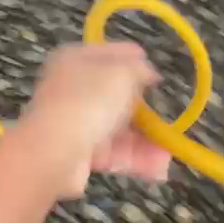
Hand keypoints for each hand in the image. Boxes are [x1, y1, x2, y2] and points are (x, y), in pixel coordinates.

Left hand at [16, 42, 170, 197]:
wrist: (54, 151)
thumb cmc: (89, 101)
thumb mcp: (121, 73)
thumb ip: (138, 68)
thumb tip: (145, 69)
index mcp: (75, 59)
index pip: (110, 54)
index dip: (135, 62)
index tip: (157, 75)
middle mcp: (72, 87)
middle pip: (116, 96)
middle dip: (145, 112)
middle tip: (169, 120)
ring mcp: (74, 121)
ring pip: (117, 128)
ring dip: (146, 142)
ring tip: (168, 156)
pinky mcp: (78, 151)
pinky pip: (112, 152)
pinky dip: (135, 159)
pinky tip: (158, 168)